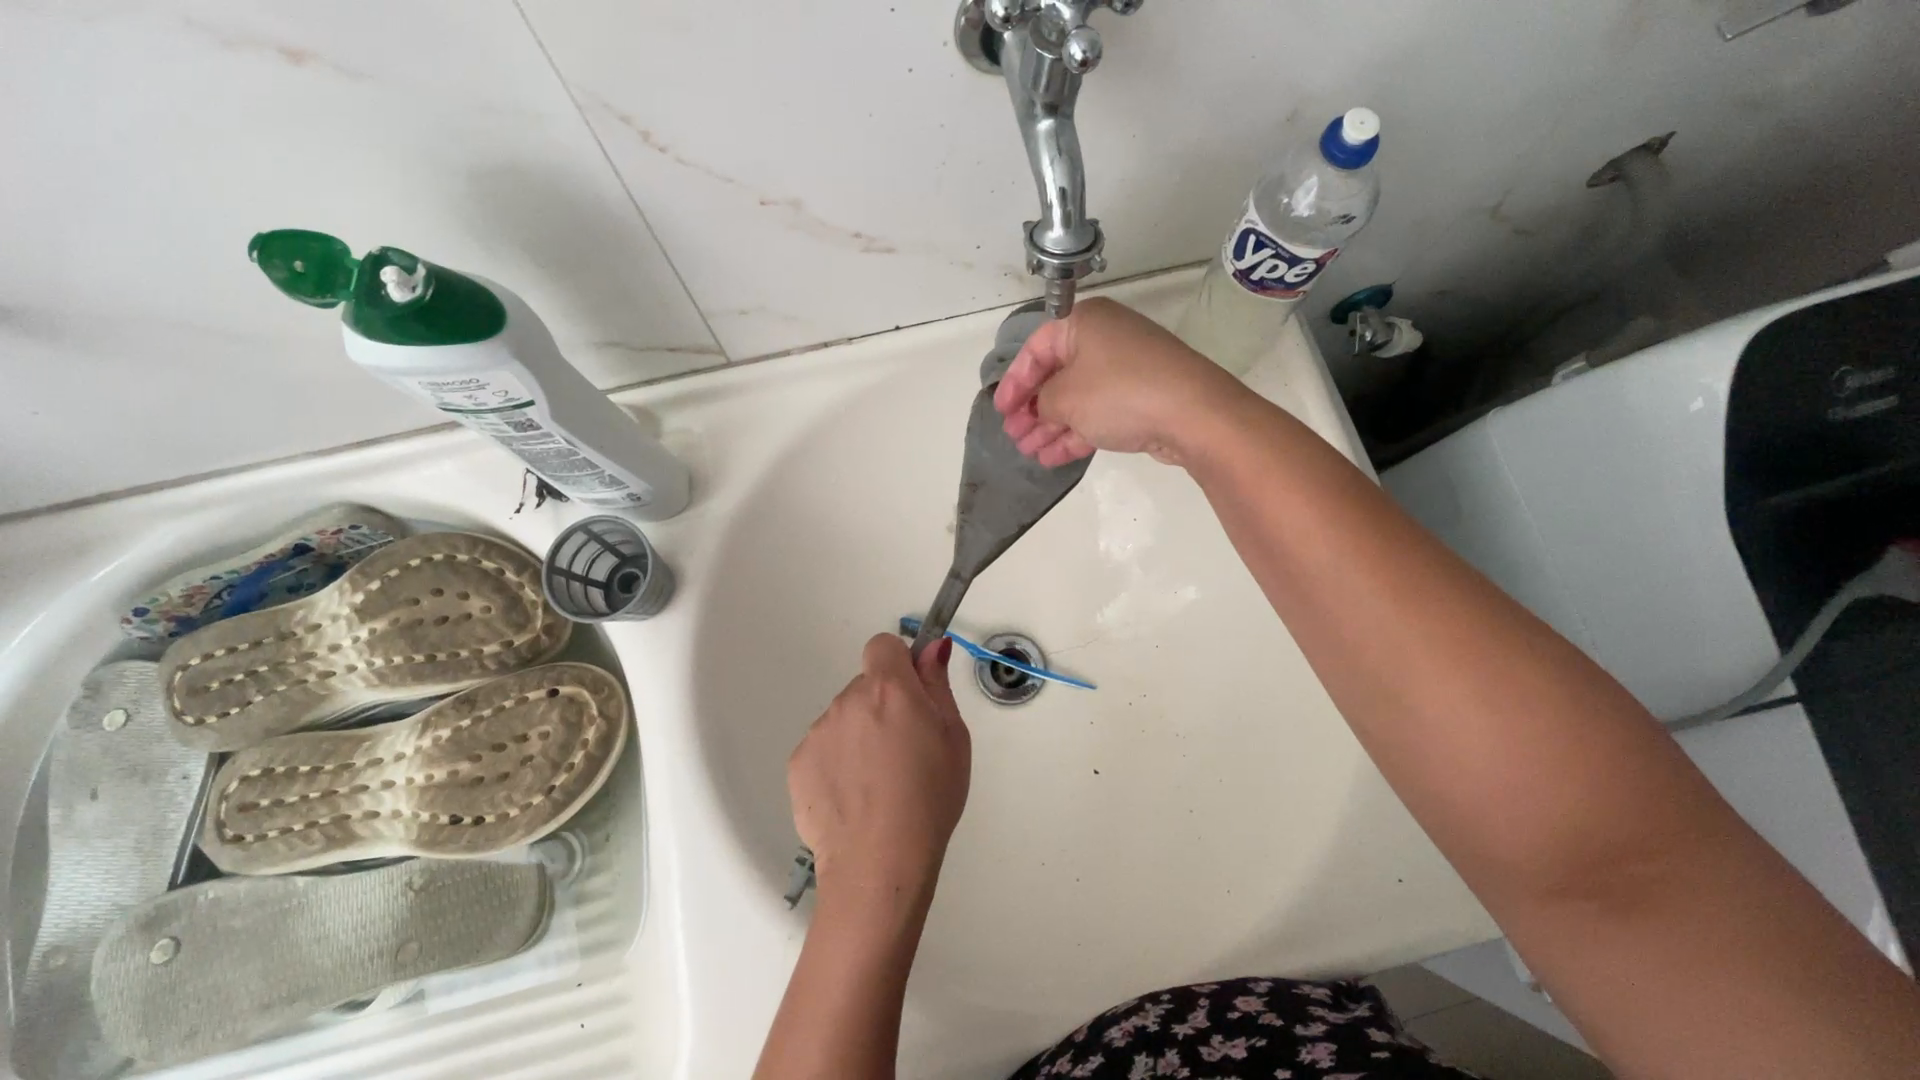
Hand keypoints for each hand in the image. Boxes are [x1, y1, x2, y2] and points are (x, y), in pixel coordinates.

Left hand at [788, 635, 970, 904]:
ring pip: (843, 720)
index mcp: (889, 690)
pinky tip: (855, 799)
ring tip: (879, 785)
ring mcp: (818, 732)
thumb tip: (930, 648)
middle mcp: (847, 701)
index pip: (883, 646)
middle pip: (865, 687)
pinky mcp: (798, 763)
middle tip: (904, 753)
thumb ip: (937, 686)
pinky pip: (823, 750)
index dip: (899, 665)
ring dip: (859, 737)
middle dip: (883, 708)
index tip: (913, 694)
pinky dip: (837, 765)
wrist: (879, 861)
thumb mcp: (954, 739)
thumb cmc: (930, 799)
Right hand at [993, 297, 1253, 466]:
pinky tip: (1052, 457)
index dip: (1014, 381)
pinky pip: (1098, 414)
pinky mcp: (1142, 399)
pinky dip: (1075, 433)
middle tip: (1014, 434)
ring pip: (1077, 398)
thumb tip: (1041, 408)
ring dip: (1051, 426)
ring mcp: (1126, 370)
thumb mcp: (1066, 397)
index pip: (1036, 348)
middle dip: (1032, 408)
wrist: (1193, 415)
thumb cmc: (1120, 393)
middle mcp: (1106, 340)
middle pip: (1057, 374)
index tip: (1001, 410)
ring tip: (1029, 451)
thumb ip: (1042, 401)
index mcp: (1085, 322)